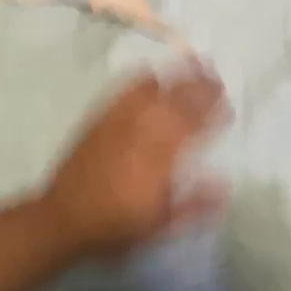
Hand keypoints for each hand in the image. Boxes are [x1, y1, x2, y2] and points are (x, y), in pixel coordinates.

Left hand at [40, 65, 231, 260]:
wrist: (62, 218)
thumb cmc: (115, 227)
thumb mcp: (160, 226)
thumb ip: (194, 205)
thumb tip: (225, 184)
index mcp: (160, 158)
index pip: (193, 125)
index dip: (212, 112)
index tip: (228, 105)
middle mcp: (141, 131)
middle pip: (176, 101)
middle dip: (200, 87)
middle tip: (218, 78)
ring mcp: (118, 121)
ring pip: (154, 89)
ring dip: (176, 75)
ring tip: (194, 62)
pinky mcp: (100, 117)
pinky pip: (124, 90)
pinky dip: (141, 78)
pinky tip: (151, 72)